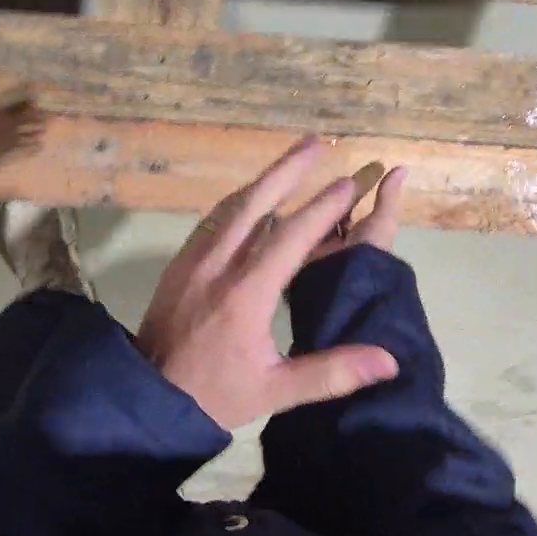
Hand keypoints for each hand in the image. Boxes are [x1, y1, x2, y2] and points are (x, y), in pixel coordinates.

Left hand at [135, 138, 405, 430]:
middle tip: (318, 141)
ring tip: (292, 159)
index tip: (349, 183)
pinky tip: (252, 196)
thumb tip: (388, 360)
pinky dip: (238, 201)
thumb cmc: (215, 394)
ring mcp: (193, 259)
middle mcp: (218, 265)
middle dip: (289, 169)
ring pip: (231, 206)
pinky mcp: (179, 263)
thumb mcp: (274, 391)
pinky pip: (212, 220)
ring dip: (263, 180)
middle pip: (256, 202)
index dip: (323, 208)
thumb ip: (331, 372)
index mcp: (245, 294)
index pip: (291, 237)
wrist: (148, 394)